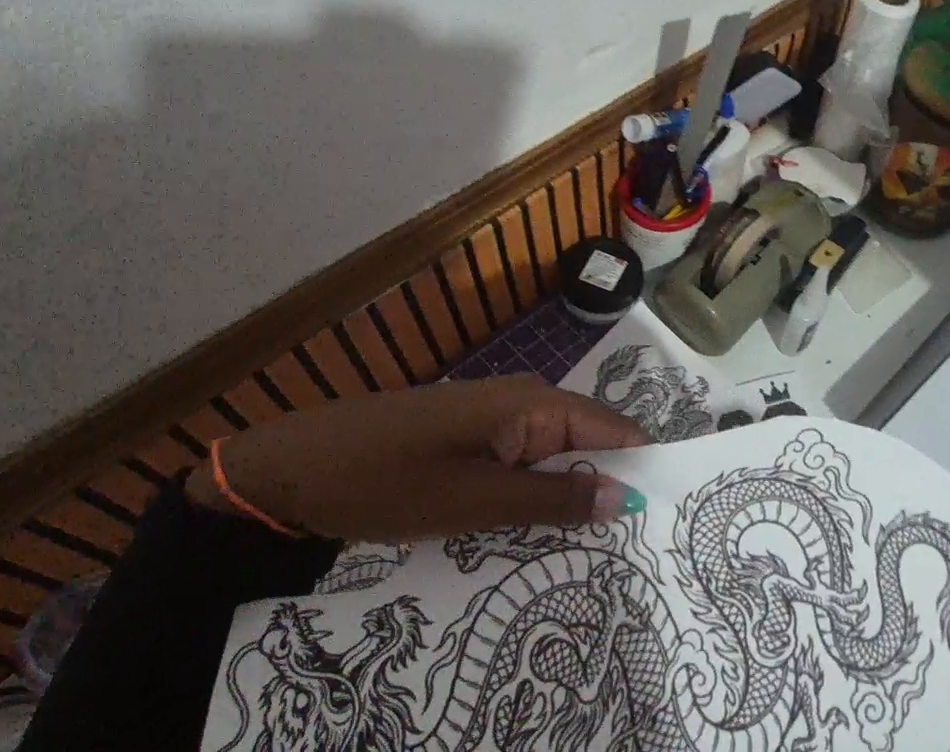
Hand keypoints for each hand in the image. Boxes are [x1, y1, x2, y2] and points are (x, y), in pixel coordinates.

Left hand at [184, 375, 652, 540]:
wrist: (288, 469)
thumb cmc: (386, 482)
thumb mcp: (476, 502)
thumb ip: (556, 499)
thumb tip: (627, 496)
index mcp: (534, 403)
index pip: (615, 430)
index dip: (641, 470)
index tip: (660, 520)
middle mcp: (524, 399)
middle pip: (589, 442)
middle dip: (605, 490)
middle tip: (624, 549)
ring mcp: (495, 415)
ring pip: (555, 456)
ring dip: (567, 496)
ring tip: (586, 548)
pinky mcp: (471, 433)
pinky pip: (522, 461)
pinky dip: (533, 493)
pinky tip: (534, 529)